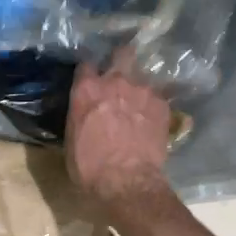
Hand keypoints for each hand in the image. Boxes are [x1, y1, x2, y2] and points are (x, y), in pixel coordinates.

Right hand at [67, 52, 175, 216]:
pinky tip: (152, 118)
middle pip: (122, 54)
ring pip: (143, 75)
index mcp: (86, 90)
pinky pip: (157, 97)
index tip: (90, 79)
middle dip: (121, 59)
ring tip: (139, 101)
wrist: (127, 181)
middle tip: (121, 73)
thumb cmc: (89, 166)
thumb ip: (79, 115)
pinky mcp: (162, 104)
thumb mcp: (72, 139)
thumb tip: (84, 113)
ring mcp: (142, 90)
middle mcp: (115, 81)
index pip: (86, 64)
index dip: (89, 72)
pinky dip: (153, 105)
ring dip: (139, 85)